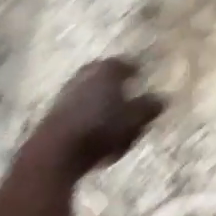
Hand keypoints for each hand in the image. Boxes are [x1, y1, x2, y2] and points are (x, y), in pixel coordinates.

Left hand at [30, 58, 164, 175]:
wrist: (55, 152)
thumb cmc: (101, 130)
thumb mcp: (134, 121)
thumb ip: (148, 107)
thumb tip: (162, 98)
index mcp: (107, 69)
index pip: (125, 63)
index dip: (134, 70)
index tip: (141, 77)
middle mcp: (86, 74)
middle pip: (104, 73)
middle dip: (114, 82)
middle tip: (126, 90)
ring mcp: (67, 92)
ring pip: (89, 90)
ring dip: (99, 97)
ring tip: (110, 111)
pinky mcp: (53, 112)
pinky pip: (77, 107)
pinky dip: (86, 112)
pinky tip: (92, 127)